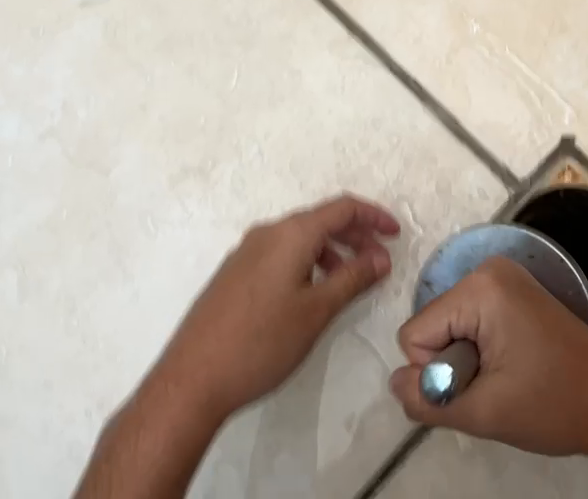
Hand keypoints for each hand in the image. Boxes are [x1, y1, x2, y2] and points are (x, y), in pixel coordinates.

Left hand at [149, 194, 399, 419]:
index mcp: (289, 234)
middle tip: (379, 260)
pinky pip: (280, 254)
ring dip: (330, 251)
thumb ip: (352, 278)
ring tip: (348, 282)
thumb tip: (380, 256)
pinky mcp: (233, 274)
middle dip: (354, 235)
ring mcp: (245, 253)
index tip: (395, 235)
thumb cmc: (262, 342)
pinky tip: (311, 294)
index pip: (341, 208)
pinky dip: (306, 262)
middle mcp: (266, 233)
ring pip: (298, 239)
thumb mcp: (316, 311)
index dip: (373, 216)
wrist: (192, 379)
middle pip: (319, 220)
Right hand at [387, 256, 587, 455]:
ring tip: (508, 376)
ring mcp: (503, 277)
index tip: (479, 386)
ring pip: (450, 328)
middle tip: (497, 384)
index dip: (438, 372)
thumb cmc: (553, 404)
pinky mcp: (513, 291)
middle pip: (433, 326)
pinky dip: (482, 349)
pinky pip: (471, 322)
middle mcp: (488, 270)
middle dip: (454, 364)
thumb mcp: (483, 413)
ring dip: (468, 359)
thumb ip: (428, 400)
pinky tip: (513, 365)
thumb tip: (395, 383)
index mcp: (480, 288)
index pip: (416, 334)